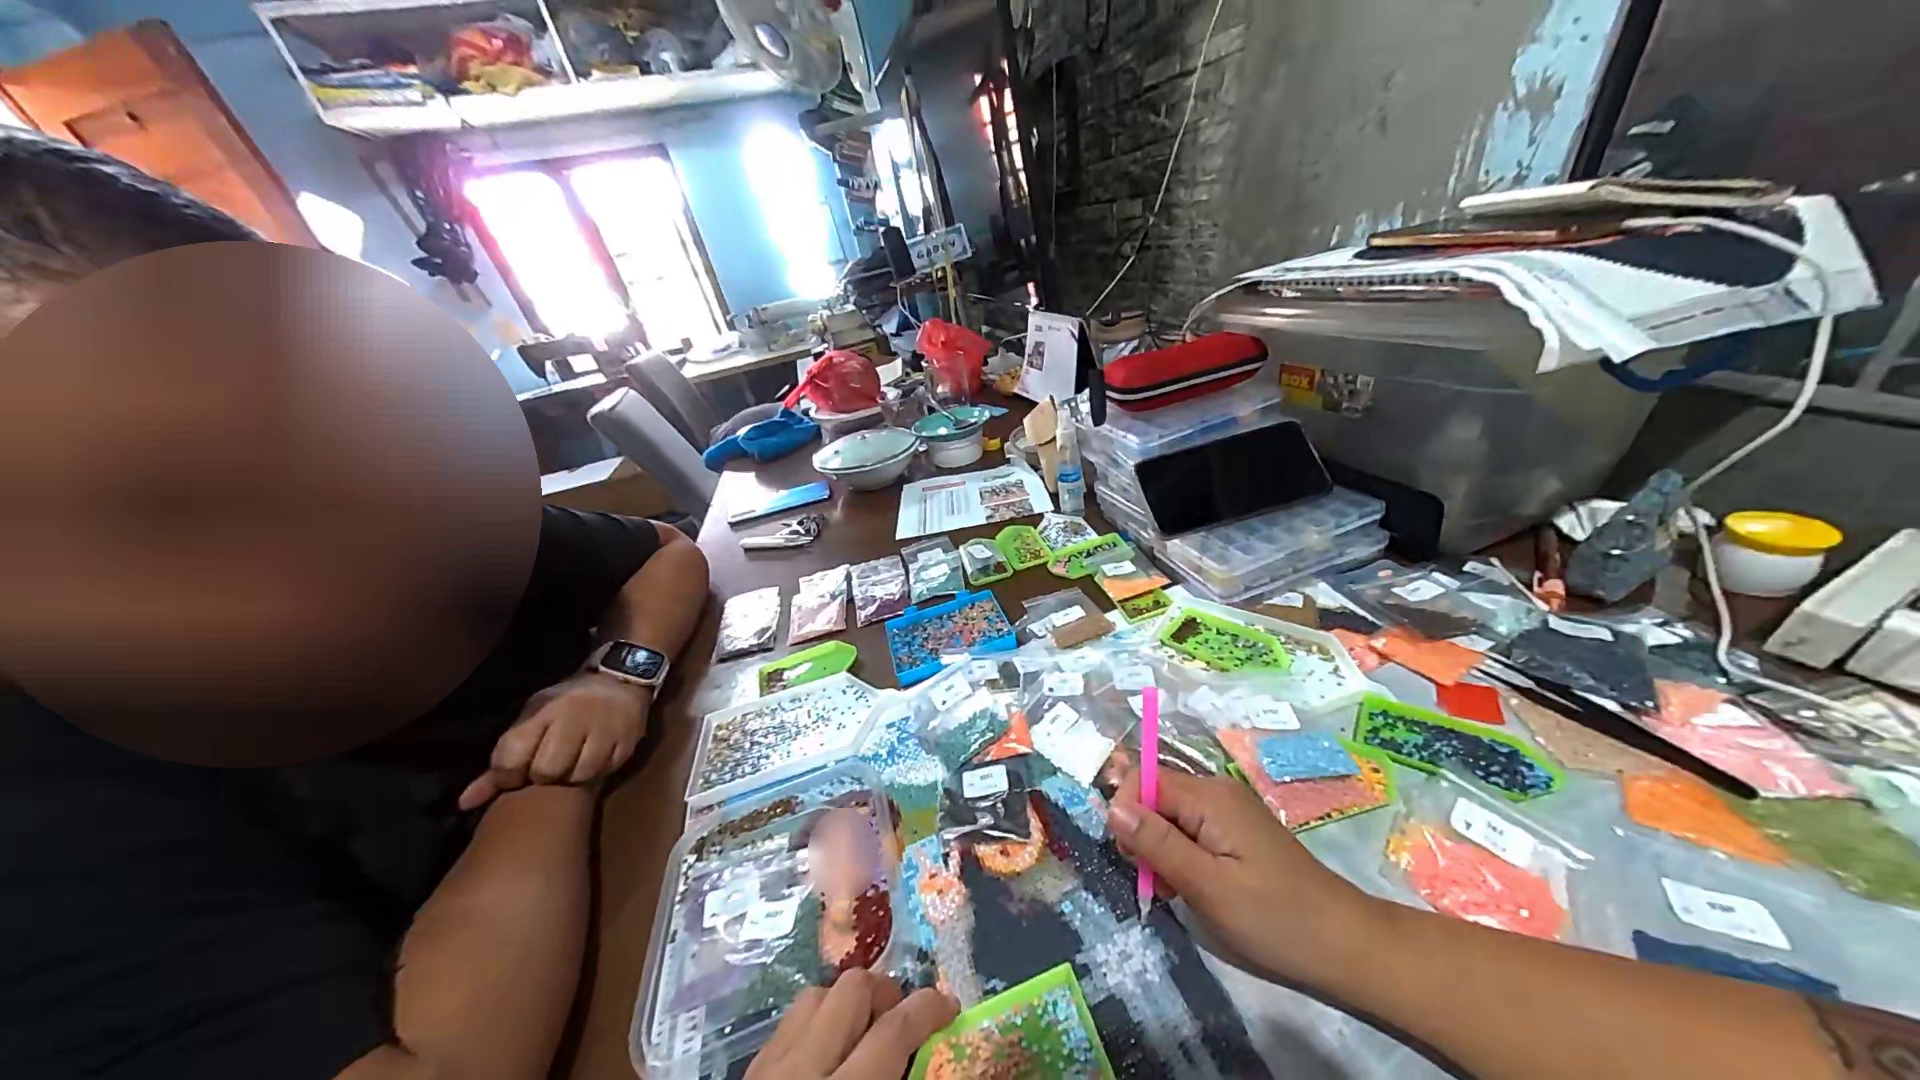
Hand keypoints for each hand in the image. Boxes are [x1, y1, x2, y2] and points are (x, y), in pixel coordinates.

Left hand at [458, 671, 648, 809]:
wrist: (620, 679)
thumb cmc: (567, 703)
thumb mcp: (531, 721)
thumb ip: (501, 761)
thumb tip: (464, 804)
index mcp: (544, 711)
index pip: (512, 758)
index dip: (508, 776)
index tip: (517, 774)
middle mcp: (575, 717)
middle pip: (547, 771)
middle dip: (544, 778)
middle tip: (549, 772)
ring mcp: (606, 728)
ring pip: (579, 776)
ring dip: (573, 778)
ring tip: (573, 766)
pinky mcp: (629, 739)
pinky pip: (607, 770)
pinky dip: (599, 771)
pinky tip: (595, 759)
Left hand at [744, 969, 958, 1079]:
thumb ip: (895, 1074)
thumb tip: (925, 1044)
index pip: (892, 1032)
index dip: (928, 1010)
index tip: (949, 1005)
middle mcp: (802, 1068)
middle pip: (853, 989)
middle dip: (886, 994)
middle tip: (903, 1021)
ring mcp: (769, 1065)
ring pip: (817, 993)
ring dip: (848, 1003)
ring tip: (865, 1031)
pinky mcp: (751, 1068)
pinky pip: (790, 1020)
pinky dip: (816, 1021)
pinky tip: (828, 1047)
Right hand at [1107, 767, 1375, 980]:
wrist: (1346, 945)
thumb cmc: (1273, 918)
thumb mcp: (1206, 886)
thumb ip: (1157, 842)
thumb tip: (1110, 807)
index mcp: (1209, 796)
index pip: (1142, 779)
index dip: (1127, 813)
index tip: (1136, 858)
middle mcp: (1215, 791)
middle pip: (1153, 795)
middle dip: (1142, 834)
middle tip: (1159, 882)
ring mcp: (1227, 809)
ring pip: (1167, 815)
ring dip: (1160, 849)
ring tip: (1178, 890)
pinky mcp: (1234, 830)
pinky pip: (1188, 828)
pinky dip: (1180, 855)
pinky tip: (1193, 885)